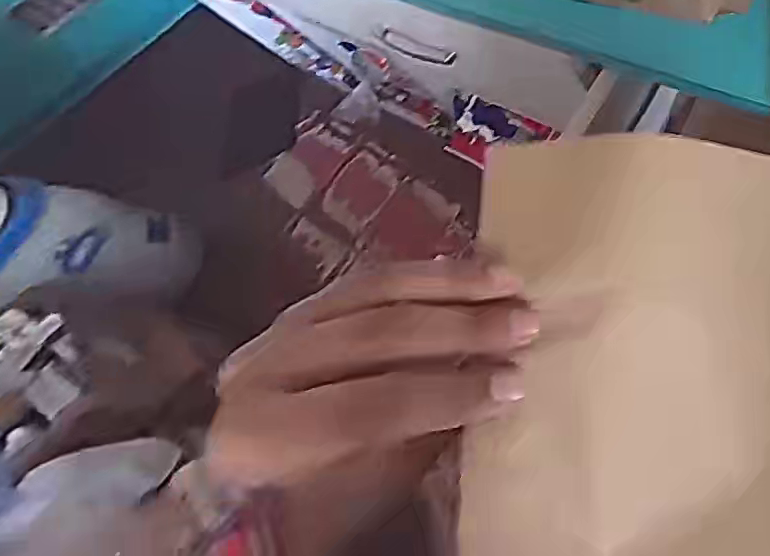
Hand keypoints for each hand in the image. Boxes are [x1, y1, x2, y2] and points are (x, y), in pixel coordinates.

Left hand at [204, 259, 536, 492]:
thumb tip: (497, 381)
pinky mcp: (315, 300)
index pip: (366, 407)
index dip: (445, 394)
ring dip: (456, 283)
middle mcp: (267, 365)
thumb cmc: (312, 502)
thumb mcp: (367, 486)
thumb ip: (426, 430)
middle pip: (377, 334)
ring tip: (513, 282)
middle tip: (526, 323)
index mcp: (262, 434)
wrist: (242, 480)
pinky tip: (478, 268)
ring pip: (380, 288)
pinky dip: (434, 271)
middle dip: (462, 327)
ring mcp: (289, 323)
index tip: (512, 386)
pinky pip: (380, 275)